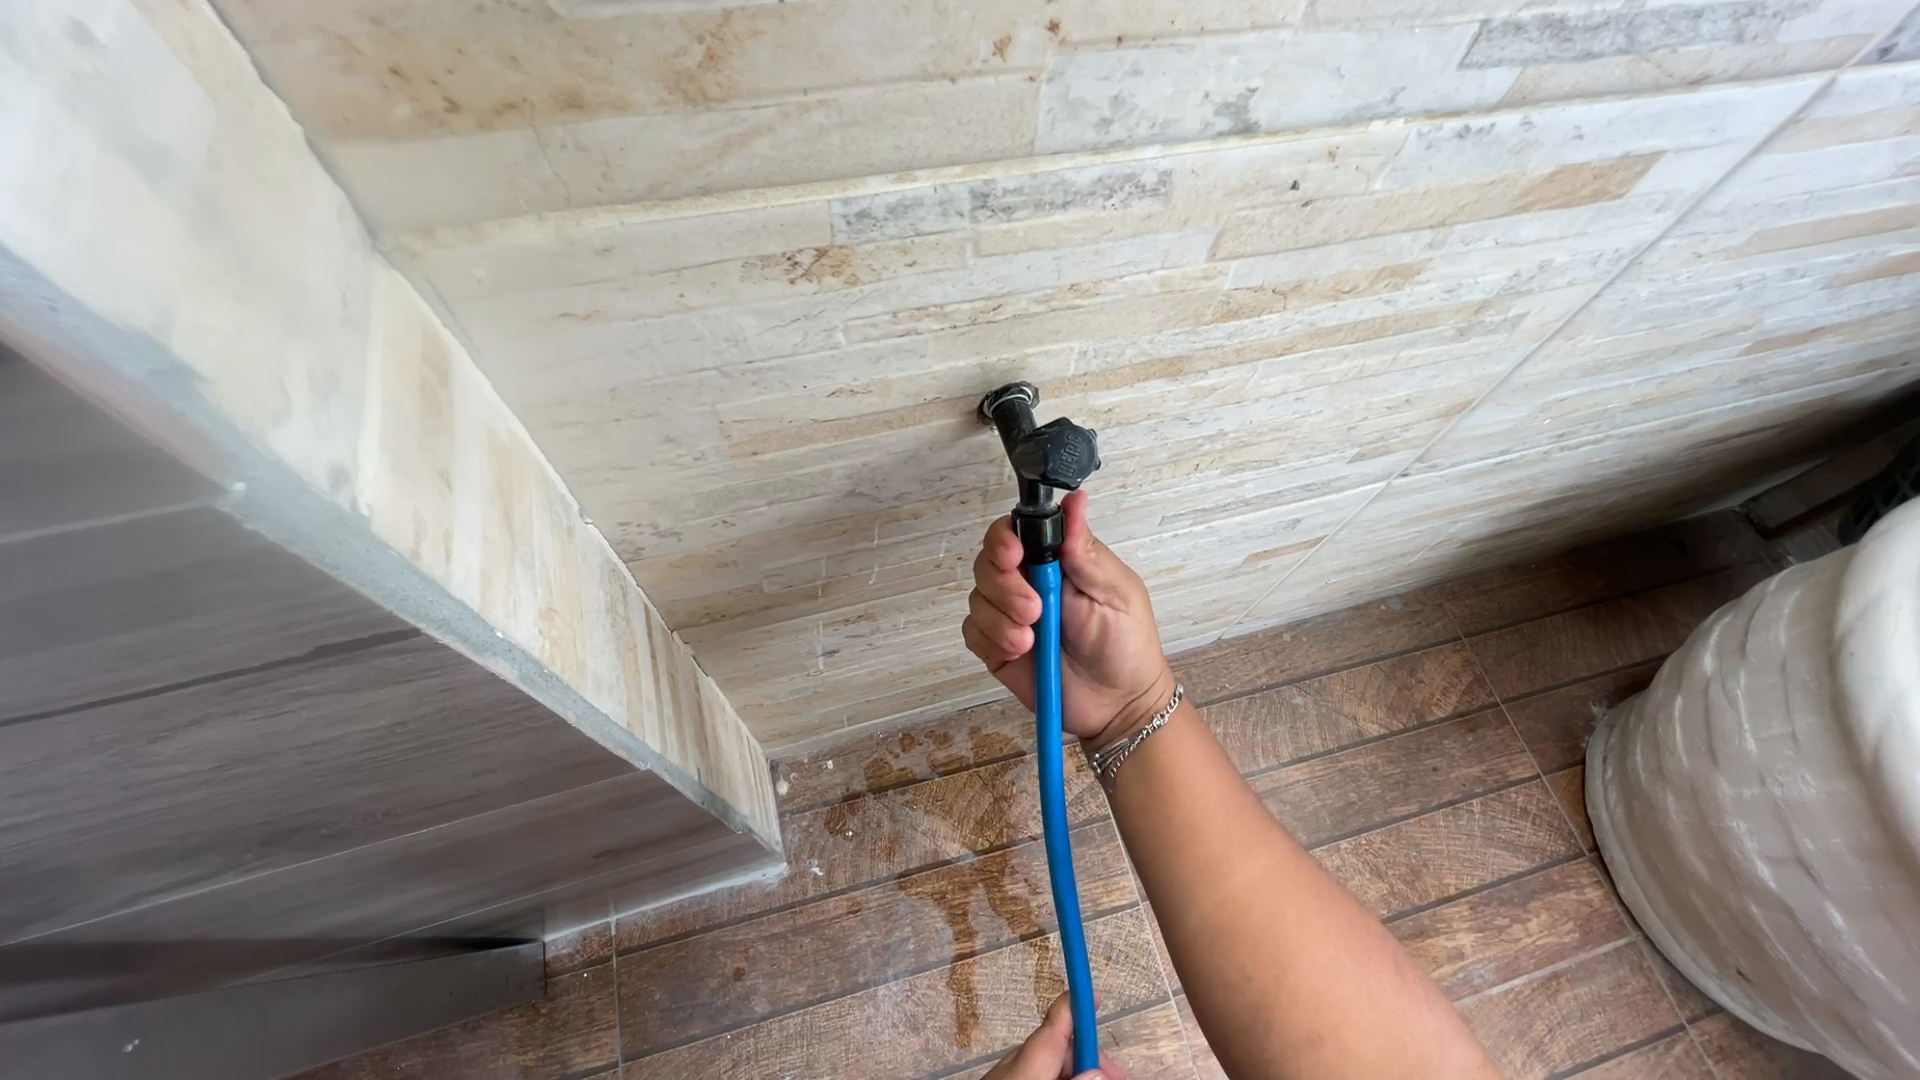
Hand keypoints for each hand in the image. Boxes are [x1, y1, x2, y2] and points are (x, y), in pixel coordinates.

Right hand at [963, 490, 1176, 749]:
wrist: (1116, 705)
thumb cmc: (1125, 644)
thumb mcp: (1115, 591)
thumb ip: (1085, 549)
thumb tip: (1075, 499)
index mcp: (1055, 560)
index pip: (1013, 531)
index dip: (1004, 540)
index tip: (1015, 556)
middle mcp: (1026, 582)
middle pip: (987, 562)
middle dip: (1005, 587)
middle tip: (1035, 610)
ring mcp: (1008, 614)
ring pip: (977, 598)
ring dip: (1001, 620)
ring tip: (1033, 640)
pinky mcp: (995, 646)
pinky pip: (973, 632)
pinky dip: (991, 640)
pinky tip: (1019, 651)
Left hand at [982, 993, 1127, 1079]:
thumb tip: (1098, 1072)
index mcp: (1029, 1060)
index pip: (1056, 1021)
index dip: (1076, 1005)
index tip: (1098, 996)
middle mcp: (1016, 1065)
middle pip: (1059, 1049)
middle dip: (1090, 1062)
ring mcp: (1008, 1077)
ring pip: (1047, 1067)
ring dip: (1074, 1076)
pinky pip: (1034, 1078)